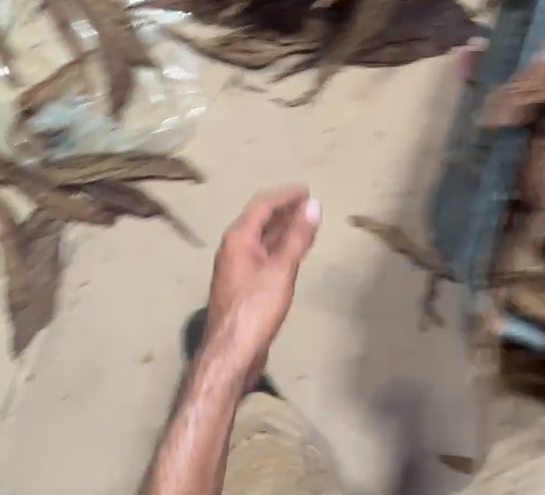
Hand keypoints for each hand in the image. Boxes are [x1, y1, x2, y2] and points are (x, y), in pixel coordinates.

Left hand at [202, 185, 320, 386]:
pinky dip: (282, 247)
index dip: (286, 195)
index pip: (263, 204)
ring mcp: (238, 266)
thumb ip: (297, 236)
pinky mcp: (245, 284)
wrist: (231, 354)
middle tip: (310, 204)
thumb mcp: (281, 269)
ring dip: (285, 228)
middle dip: (286, 209)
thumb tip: (313, 205)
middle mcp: (234, 247)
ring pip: (264, 238)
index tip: (307, 190)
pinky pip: (265, 254)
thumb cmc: (255, 308)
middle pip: (261, 219)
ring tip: (308, 222)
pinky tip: (296, 250)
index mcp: (238, 237)